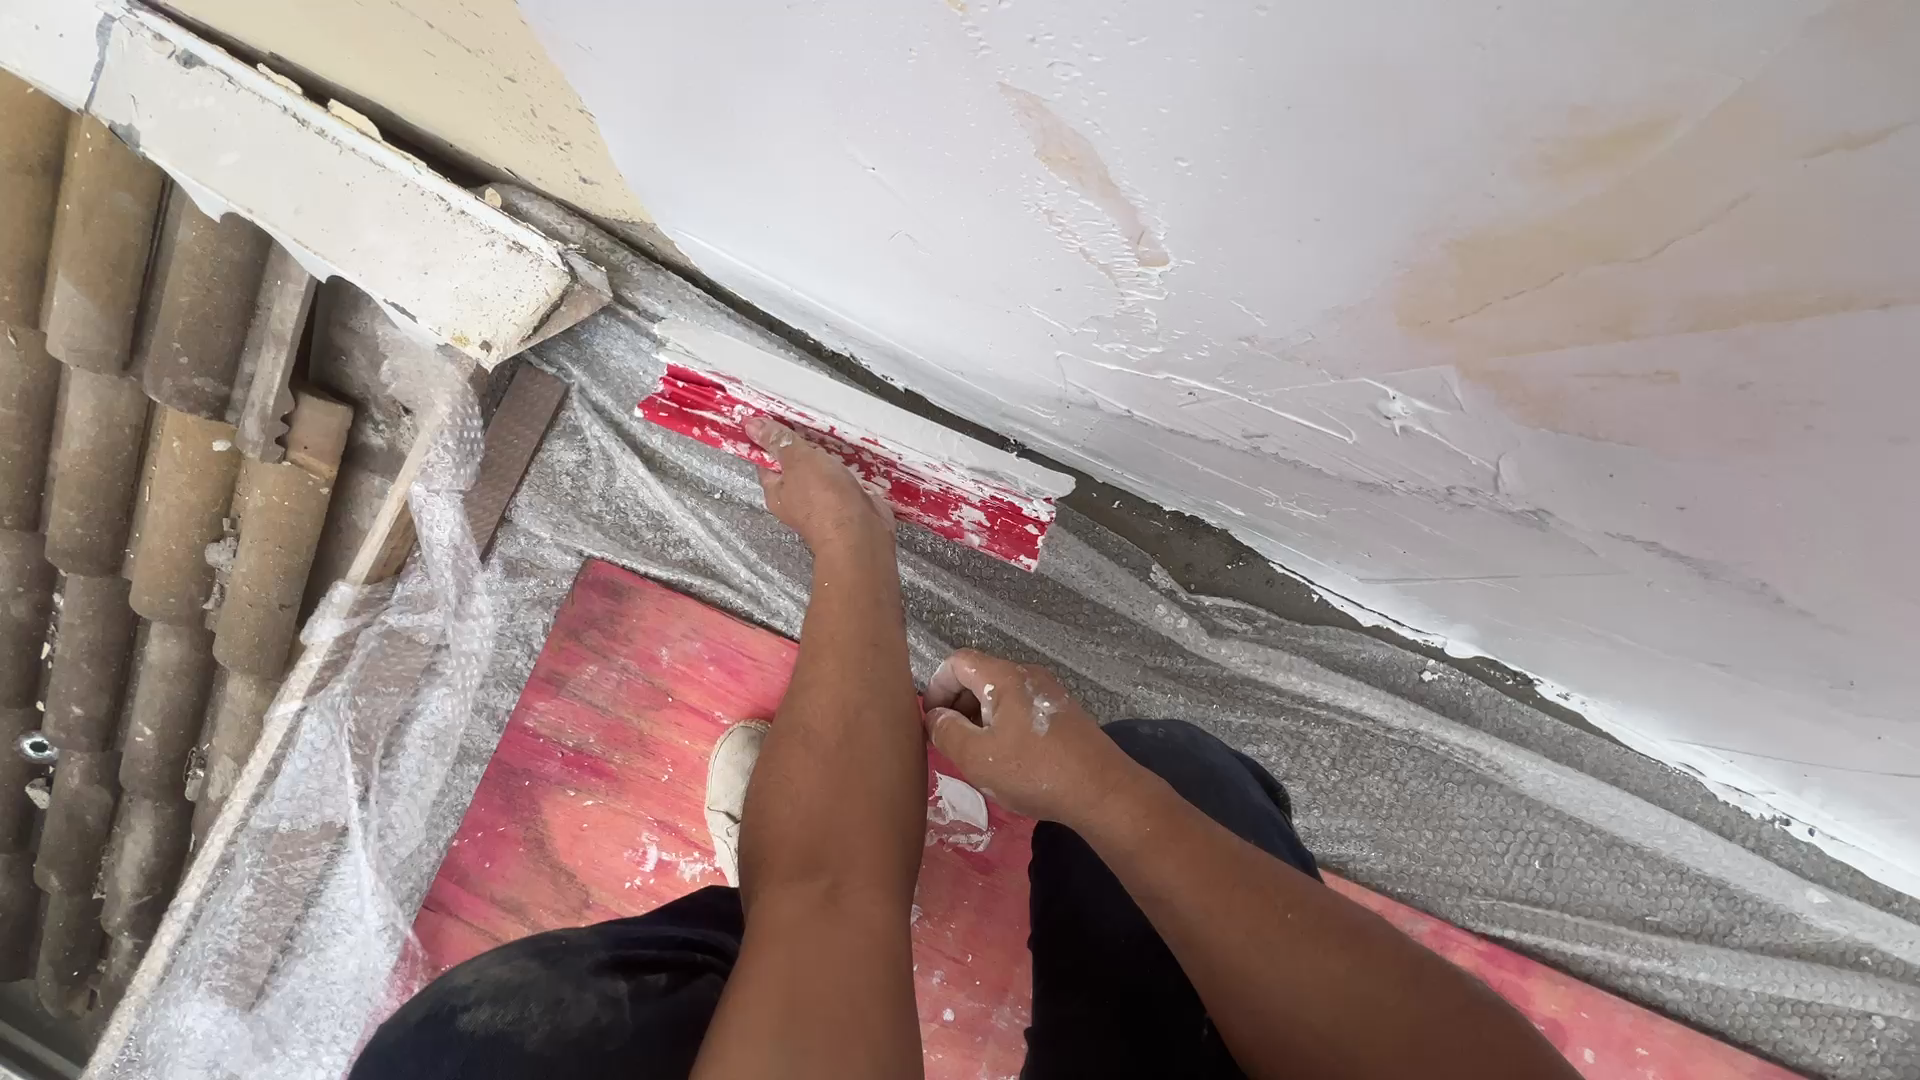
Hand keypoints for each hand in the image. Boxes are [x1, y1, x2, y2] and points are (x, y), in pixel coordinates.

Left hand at [746, 416, 894, 554]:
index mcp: (777, 491)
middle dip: (808, 444)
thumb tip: (750, 425)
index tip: (780, 418)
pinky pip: (847, 479)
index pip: (767, 460)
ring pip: (825, 471)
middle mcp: (798, 499)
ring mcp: (826, 502)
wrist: (861, 533)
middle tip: (815, 421)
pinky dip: (852, 467)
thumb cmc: (824, 498)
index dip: (771, 439)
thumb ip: (777, 441)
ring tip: (838, 433)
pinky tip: (858, 453)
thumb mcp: (797, 460)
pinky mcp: (850, 502)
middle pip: (798, 464)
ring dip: (833, 455)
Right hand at [921, 649, 1138, 823]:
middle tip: (948, 741)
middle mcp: (1027, 675)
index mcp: (1005, 677)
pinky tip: (1005, 758)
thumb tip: (934, 716)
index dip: (936, 687)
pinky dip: (1001, 724)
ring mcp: (1048, 692)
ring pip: (999, 694)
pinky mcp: (1061, 712)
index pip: (957, 662)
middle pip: (979, 675)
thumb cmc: (1034, 772)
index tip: (930, 720)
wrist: (1102, 791)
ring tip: (974, 754)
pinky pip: (1019, 708)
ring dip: (978, 718)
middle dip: (956, 704)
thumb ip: (947, 732)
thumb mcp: (978, 757)